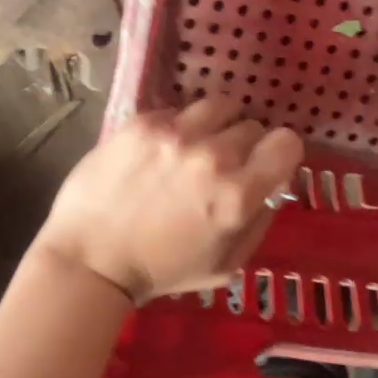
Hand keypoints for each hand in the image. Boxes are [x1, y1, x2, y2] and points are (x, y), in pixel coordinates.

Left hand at [33, 96, 303, 302]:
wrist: (90, 260)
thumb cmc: (161, 271)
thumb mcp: (226, 265)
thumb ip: (259, 220)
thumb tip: (274, 184)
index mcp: (237, 196)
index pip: (287, 143)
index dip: (280, 153)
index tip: (265, 164)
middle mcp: (212, 157)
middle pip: (252, 125)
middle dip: (244, 145)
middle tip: (222, 167)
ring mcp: (174, 134)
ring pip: (219, 106)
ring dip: (216, 125)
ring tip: (198, 145)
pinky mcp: (142, 122)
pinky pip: (178, 109)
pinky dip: (178, 126)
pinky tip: (162, 150)